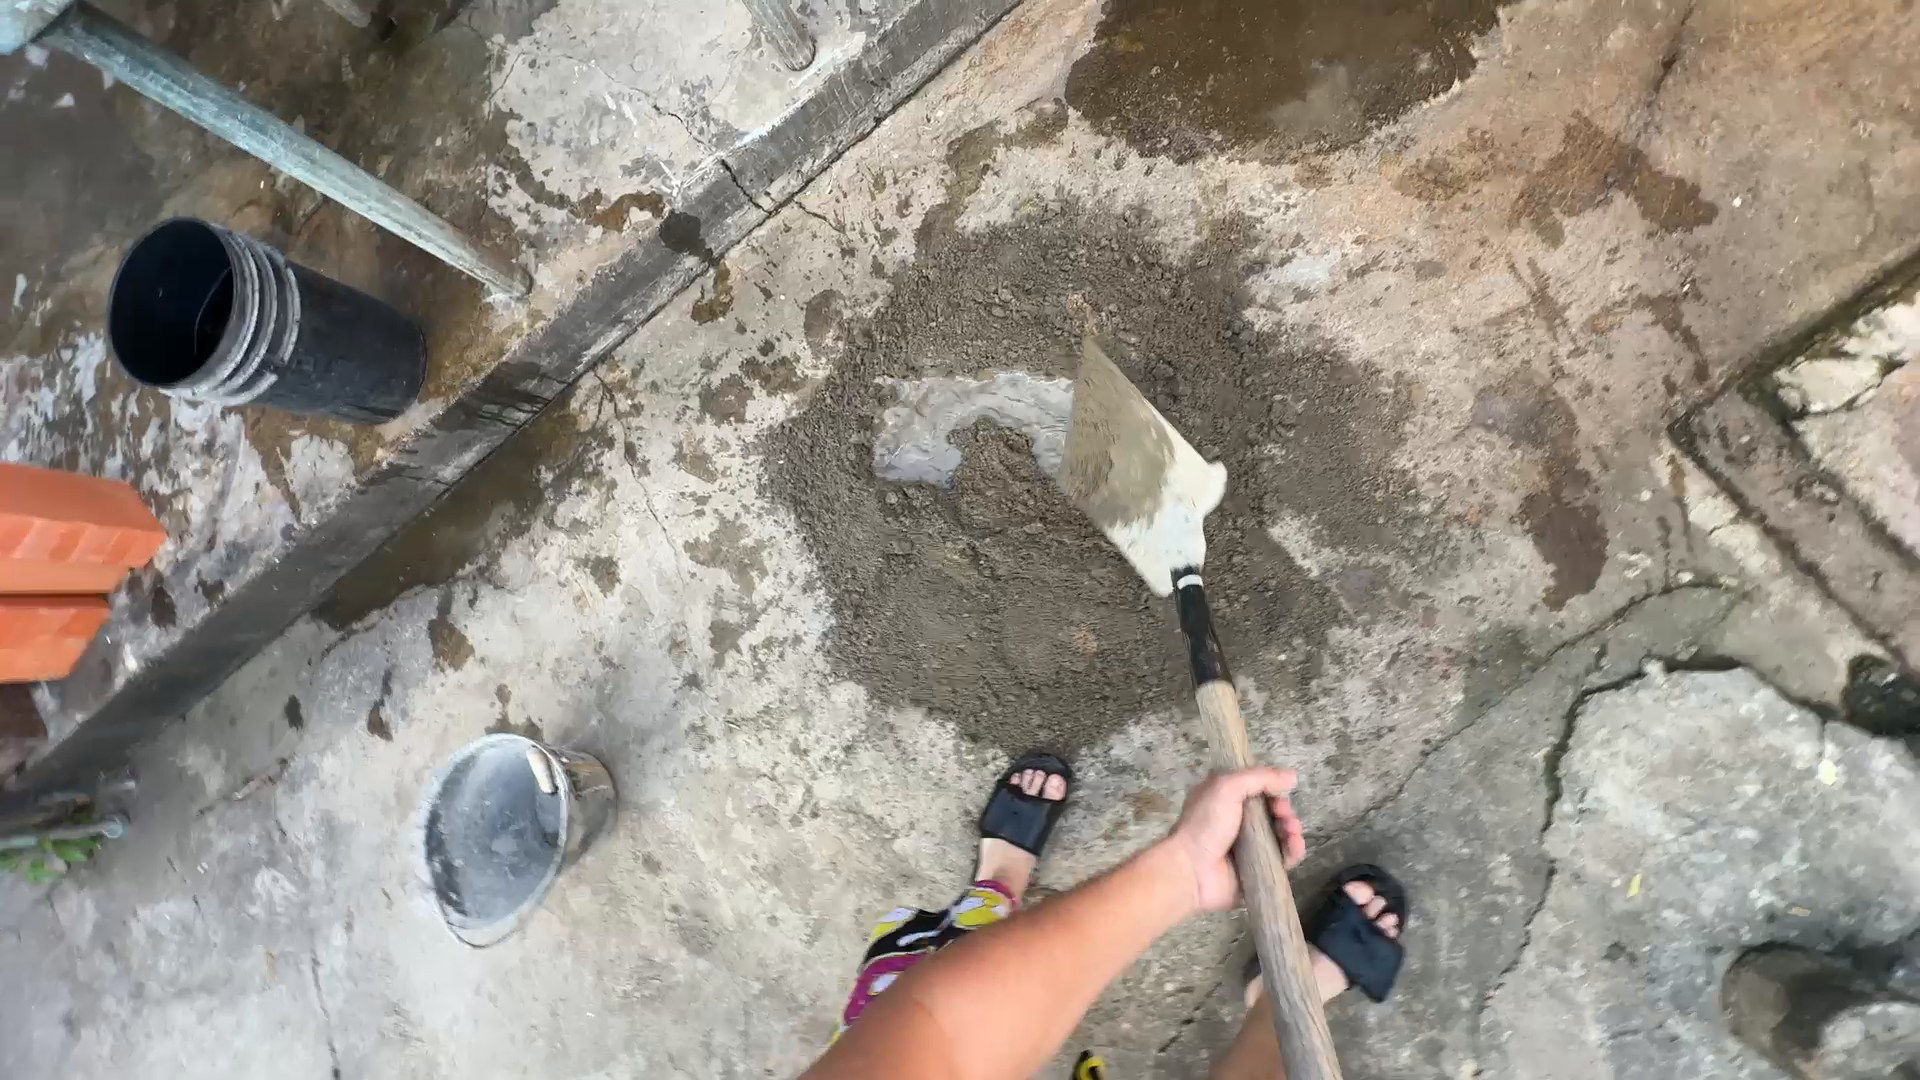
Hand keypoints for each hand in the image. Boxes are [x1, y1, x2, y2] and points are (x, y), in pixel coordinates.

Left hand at [1158, 767, 1305, 912]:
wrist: (1193, 869)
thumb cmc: (1206, 823)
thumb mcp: (1226, 788)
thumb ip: (1259, 778)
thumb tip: (1292, 776)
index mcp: (1225, 797)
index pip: (1255, 788)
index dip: (1271, 788)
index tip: (1279, 792)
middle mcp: (1236, 819)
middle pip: (1270, 810)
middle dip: (1283, 809)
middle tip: (1284, 814)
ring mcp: (1248, 845)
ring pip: (1279, 833)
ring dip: (1291, 828)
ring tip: (1292, 830)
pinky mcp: (1258, 867)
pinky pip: (1282, 857)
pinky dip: (1293, 850)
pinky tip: (1295, 845)